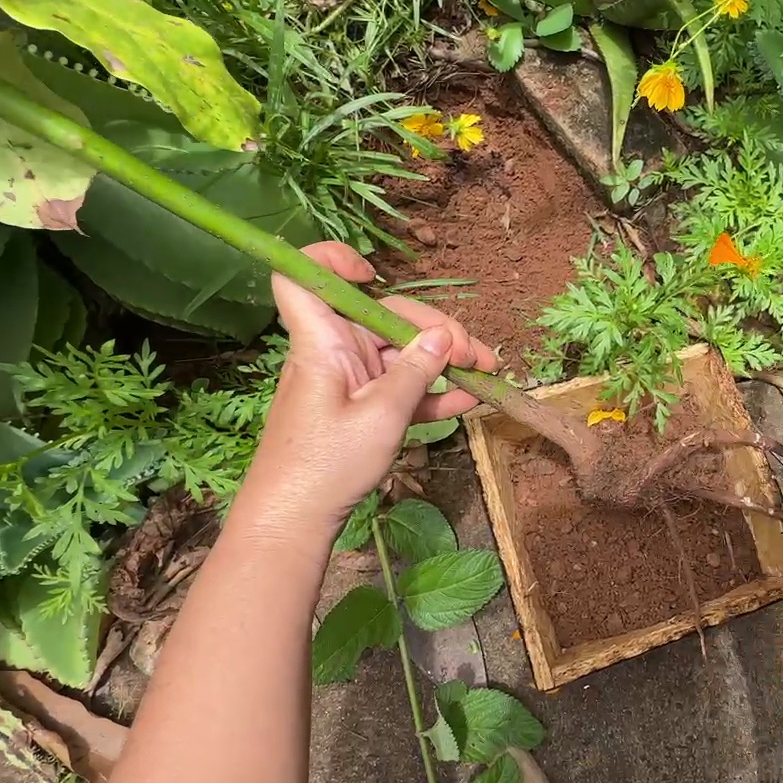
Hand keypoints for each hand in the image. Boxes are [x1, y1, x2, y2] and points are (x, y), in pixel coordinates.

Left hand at [241, 242, 498, 529]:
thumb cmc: (327, 463)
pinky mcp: (361, 408)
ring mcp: (351, 381)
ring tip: (488, 374)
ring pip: (402, 355)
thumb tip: (444, 337)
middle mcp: (335, 352)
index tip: (374, 275)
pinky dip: (432, 391)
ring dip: (445, 363)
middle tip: (477, 355)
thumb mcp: (383, 415)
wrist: (294, 520)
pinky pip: (401, 387)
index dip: (330, 262)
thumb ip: (417, 372)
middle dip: (436, 331)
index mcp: (323, 342)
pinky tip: (469, 399)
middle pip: (385, 320)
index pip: (303, 278)